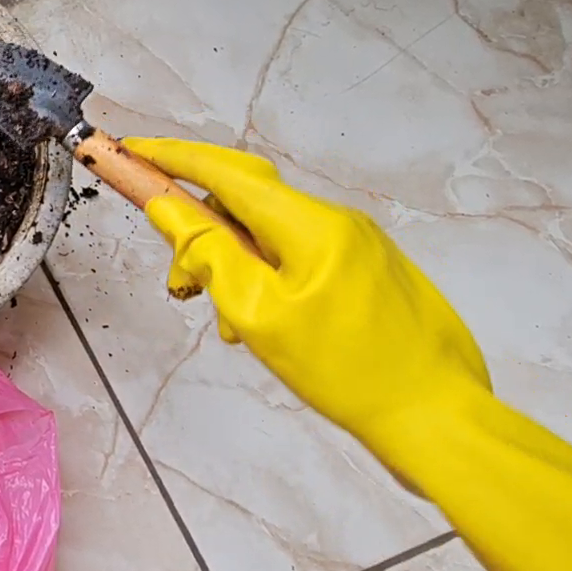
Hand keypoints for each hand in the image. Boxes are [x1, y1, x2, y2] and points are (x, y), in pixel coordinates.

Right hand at [125, 138, 491, 442]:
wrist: (439, 421)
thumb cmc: (342, 368)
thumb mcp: (257, 312)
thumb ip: (207, 253)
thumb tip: (167, 209)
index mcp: (309, 223)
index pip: (226, 172)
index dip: (173, 156)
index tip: (132, 149)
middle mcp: (335, 221)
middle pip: (246, 200)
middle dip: (199, 226)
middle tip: (177, 279)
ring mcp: (357, 245)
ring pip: (268, 233)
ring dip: (231, 262)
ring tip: (225, 319)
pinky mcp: (367, 270)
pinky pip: (295, 255)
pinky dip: (261, 275)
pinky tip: (259, 323)